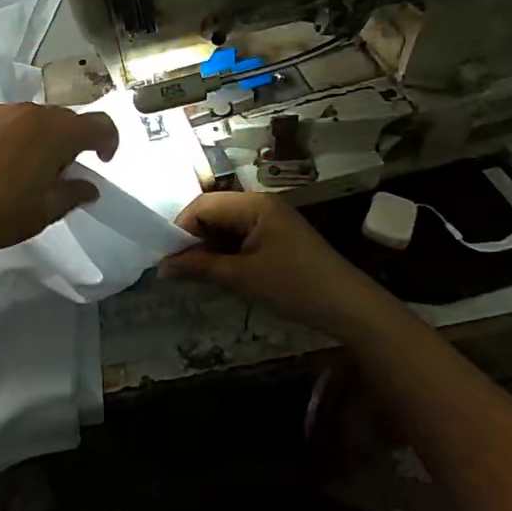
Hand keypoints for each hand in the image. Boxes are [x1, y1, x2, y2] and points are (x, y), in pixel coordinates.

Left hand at [0, 103, 117, 270]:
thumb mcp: (40, 213)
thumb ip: (72, 194)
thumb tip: (87, 186)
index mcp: (54, 132)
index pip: (99, 124)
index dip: (109, 142)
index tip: (102, 163)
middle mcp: (28, 112)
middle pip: (65, 120)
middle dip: (72, 144)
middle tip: (61, 177)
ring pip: (34, 120)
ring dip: (42, 140)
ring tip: (26, 174)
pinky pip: (7, 122)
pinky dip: (15, 138)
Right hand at [160, 192, 408, 343]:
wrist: (348, 306)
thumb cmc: (294, 286)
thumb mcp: (243, 278)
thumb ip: (201, 267)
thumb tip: (162, 266)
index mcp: (254, 204)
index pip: (203, 204)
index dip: (181, 229)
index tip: (167, 259)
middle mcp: (262, 204)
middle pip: (214, 212)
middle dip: (194, 238)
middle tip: (178, 269)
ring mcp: (272, 220)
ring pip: (227, 225)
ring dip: (210, 246)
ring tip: (196, 274)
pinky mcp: (278, 236)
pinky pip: (242, 236)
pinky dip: (227, 252)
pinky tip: (221, 272)